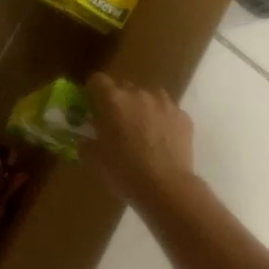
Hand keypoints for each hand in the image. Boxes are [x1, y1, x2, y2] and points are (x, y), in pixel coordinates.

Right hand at [84, 73, 195, 205]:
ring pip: (149, 96)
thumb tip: (86, 139)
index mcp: (113, 101)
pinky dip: (163, 120)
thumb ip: (87, 143)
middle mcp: (139, 94)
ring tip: (143, 130)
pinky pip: (168, 111)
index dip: (93, 92)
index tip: (92, 106)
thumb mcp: (96, 160)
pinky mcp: (183, 116)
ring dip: (142, 108)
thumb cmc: (124, 172)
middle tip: (117, 124)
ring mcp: (164, 103)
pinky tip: (162, 140)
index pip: (97, 81)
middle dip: (118, 102)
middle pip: (124, 87)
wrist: (166, 186)